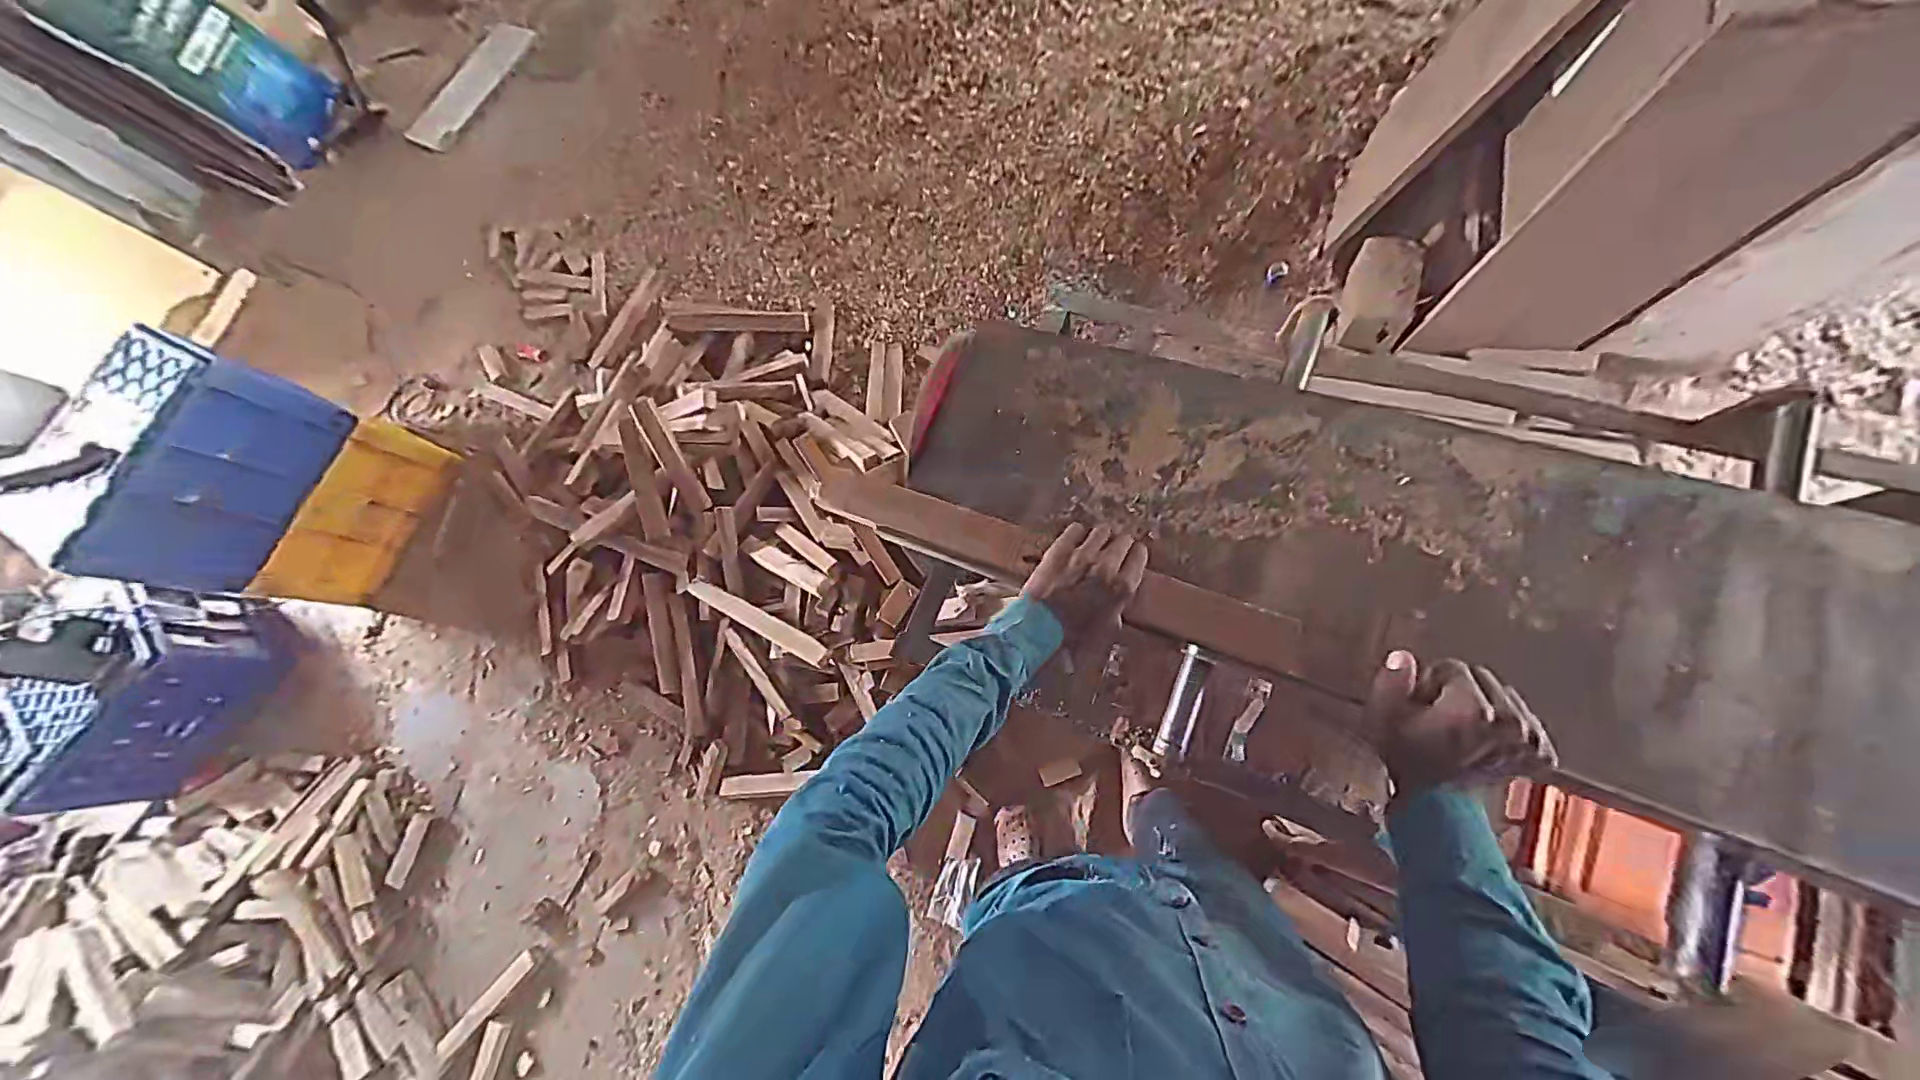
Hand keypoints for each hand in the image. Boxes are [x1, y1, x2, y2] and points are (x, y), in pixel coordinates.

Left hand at [1021, 524, 1148, 660]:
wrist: (1038, 636)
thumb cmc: (1075, 642)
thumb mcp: (1109, 630)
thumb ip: (1117, 606)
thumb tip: (1117, 596)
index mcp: (1122, 587)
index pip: (1139, 555)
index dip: (1134, 556)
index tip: (1130, 557)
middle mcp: (1106, 566)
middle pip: (1122, 540)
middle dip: (1119, 545)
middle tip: (1112, 552)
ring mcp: (1081, 555)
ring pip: (1101, 531)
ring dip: (1100, 538)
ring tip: (1094, 545)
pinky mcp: (1058, 550)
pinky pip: (1076, 529)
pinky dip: (1078, 534)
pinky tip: (1075, 541)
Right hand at [1366, 652, 1556, 795]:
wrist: (1433, 801)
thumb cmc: (1405, 757)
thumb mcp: (1382, 715)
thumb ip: (1391, 681)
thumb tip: (1405, 658)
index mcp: (1471, 710)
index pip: (1452, 667)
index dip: (1430, 682)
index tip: (1422, 704)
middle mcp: (1509, 722)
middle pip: (1482, 677)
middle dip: (1459, 690)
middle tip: (1440, 716)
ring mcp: (1530, 740)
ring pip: (1503, 695)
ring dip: (1483, 705)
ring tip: (1460, 729)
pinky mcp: (1542, 754)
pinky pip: (1525, 718)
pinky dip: (1505, 724)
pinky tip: (1484, 739)